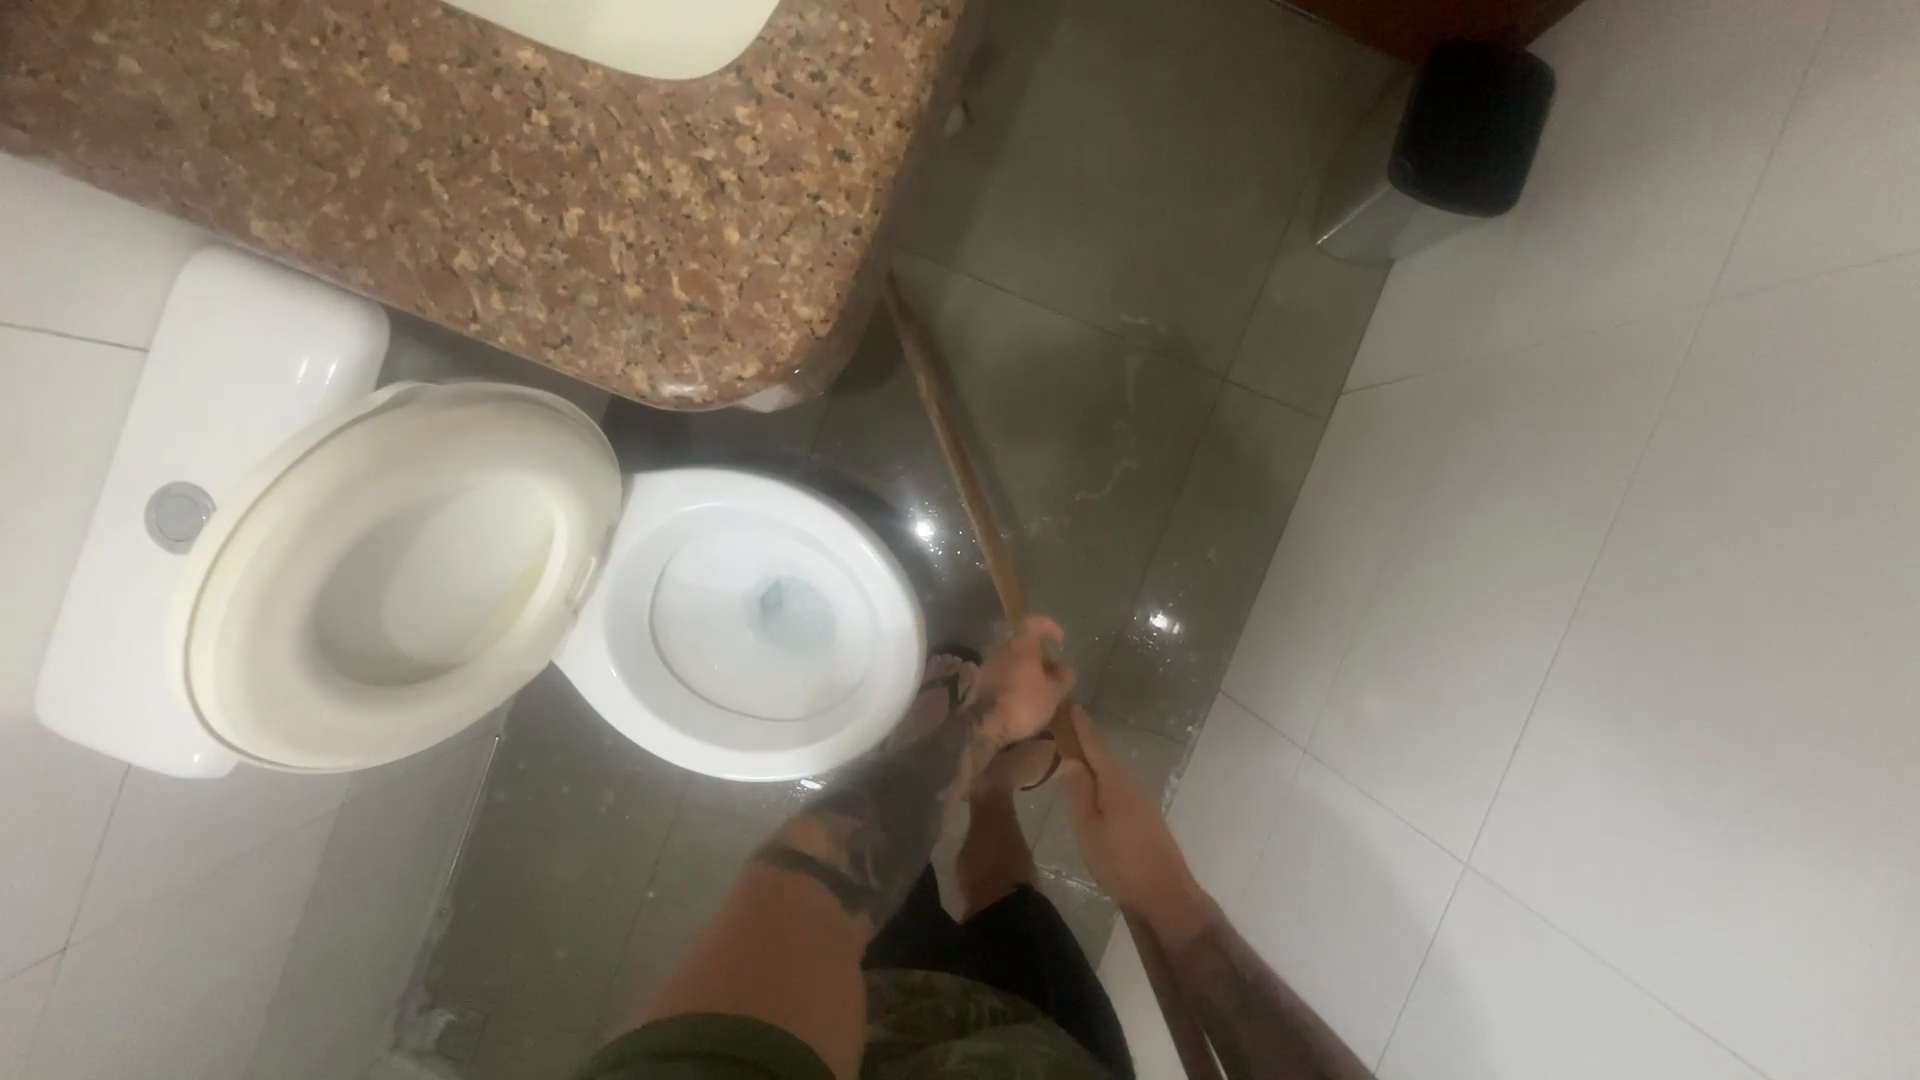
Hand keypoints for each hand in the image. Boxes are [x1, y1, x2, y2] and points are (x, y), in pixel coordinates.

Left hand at [969, 614, 1073, 745]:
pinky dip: (1014, 677)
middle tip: (1051, 667)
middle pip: (1021, 641)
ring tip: (1039, 685)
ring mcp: (988, 664)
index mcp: (1021, 645)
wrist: (984, 725)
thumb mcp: (1054, 693)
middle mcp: (1002, 648)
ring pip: (1011, 657)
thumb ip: (1063, 675)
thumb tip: (1064, 663)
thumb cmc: (1023, 704)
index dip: (1048, 625)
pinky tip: (1022, 695)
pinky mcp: (981, 680)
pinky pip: (1002, 671)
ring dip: (1026, 666)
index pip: (1033, 621)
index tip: (1060, 639)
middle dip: (1038, 651)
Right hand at [1060, 706, 1212, 944]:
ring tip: (1073, 750)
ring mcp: (1141, 800)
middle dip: (1086, 739)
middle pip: (1104, 755)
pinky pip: (1118, 785)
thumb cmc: (1120, 862)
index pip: (1095, 745)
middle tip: (1065, 725)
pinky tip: (1093, 784)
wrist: (1165, 895)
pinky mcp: (1144, 817)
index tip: (1071, 704)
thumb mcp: (1088, 828)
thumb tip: (1071, 759)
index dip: (1081, 726)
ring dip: (1094, 759)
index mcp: (1115, 782)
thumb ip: (1078, 792)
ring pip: (1112, 771)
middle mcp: (1131, 783)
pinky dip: (1102, 777)